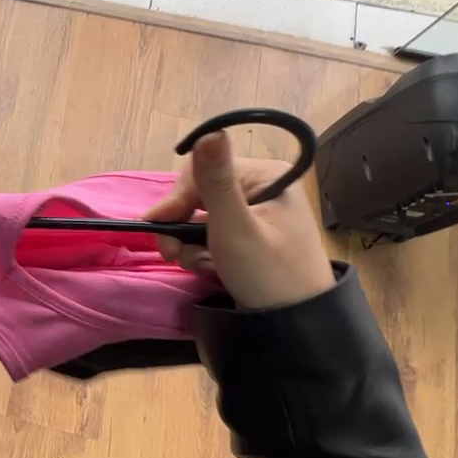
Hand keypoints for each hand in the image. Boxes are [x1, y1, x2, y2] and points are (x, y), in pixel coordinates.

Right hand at [145, 131, 334, 309]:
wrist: (295, 325)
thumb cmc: (269, 275)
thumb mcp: (236, 229)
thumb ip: (216, 183)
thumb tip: (208, 132)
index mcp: (264, 176)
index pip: (201, 170)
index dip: (177, 199)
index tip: (161, 226)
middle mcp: (259, 187)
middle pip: (196, 195)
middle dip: (180, 227)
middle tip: (173, 256)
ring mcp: (252, 212)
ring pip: (197, 218)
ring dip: (188, 244)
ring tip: (199, 267)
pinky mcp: (246, 234)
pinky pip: (208, 235)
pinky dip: (200, 253)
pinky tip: (209, 269)